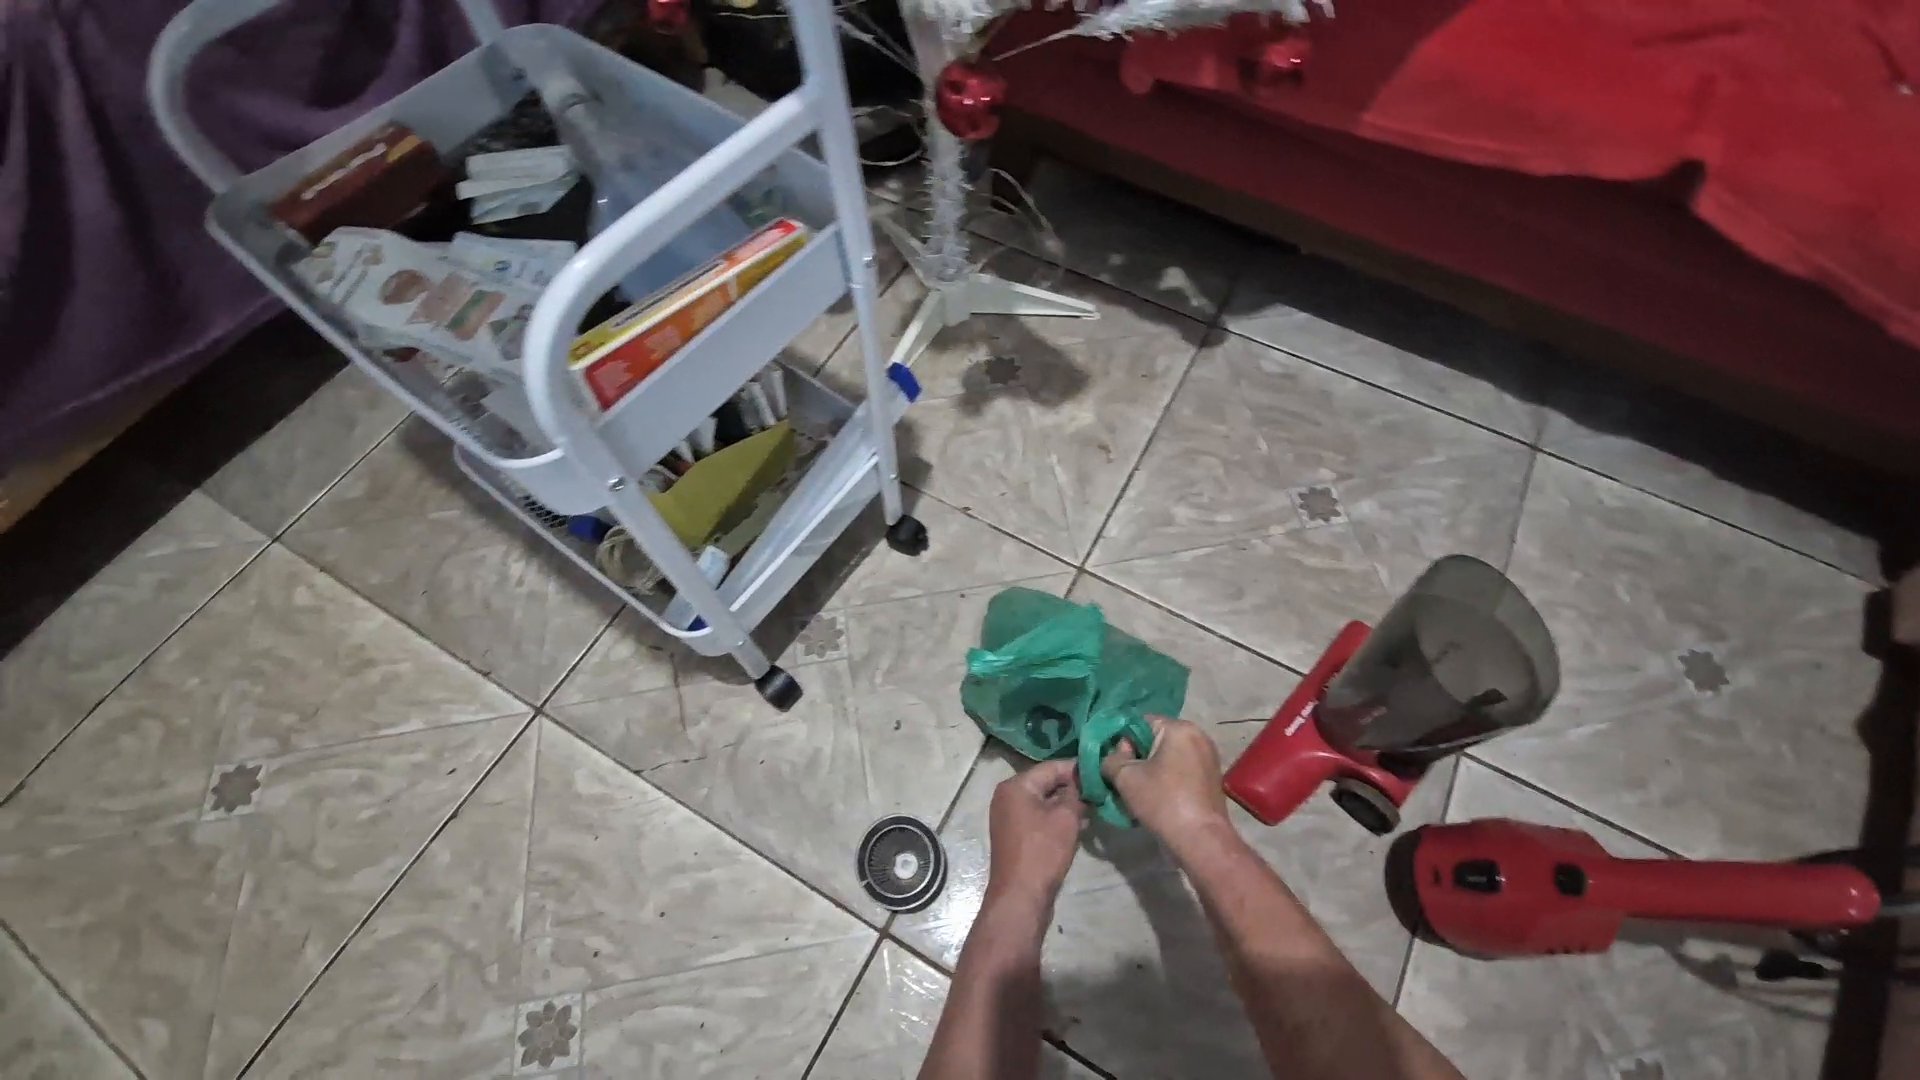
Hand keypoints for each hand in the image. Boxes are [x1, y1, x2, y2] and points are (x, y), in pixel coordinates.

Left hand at [985, 759, 1086, 910]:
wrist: (1020, 896)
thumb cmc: (1043, 851)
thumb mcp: (1066, 818)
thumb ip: (1076, 794)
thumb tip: (1083, 783)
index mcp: (1015, 786)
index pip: (1051, 767)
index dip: (1076, 769)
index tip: (1100, 772)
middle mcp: (1007, 797)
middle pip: (1045, 783)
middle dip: (1072, 787)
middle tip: (1099, 791)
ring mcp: (1008, 817)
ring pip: (1043, 802)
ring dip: (1066, 804)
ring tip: (1093, 807)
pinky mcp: (1014, 835)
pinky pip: (1038, 818)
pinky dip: (1056, 818)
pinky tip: (1079, 825)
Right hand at [1101, 716, 1230, 841]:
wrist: (1200, 841)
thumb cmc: (1162, 801)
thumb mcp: (1125, 777)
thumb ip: (1111, 758)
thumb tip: (1114, 755)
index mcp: (1179, 728)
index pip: (1139, 722)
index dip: (1121, 740)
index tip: (1113, 762)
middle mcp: (1198, 736)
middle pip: (1154, 739)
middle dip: (1136, 757)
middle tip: (1122, 779)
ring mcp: (1208, 758)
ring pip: (1167, 756)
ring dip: (1149, 770)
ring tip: (1137, 792)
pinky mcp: (1211, 778)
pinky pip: (1180, 770)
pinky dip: (1166, 779)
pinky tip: (1155, 799)